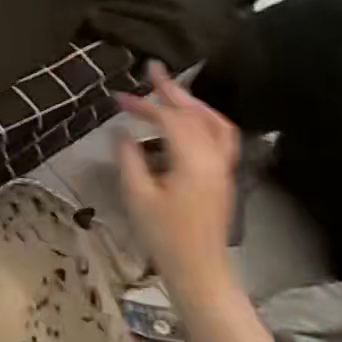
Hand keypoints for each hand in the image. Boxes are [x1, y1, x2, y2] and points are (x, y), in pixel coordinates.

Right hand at [114, 62, 239, 293]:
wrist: (199, 270)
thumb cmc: (164, 236)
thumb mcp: (137, 197)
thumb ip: (129, 159)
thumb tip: (122, 133)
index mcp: (193, 160)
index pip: (170, 119)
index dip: (144, 104)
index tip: (118, 96)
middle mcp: (214, 158)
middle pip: (196, 114)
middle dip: (173, 91)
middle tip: (151, 71)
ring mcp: (223, 167)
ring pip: (213, 123)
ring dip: (191, 103)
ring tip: (170, 92)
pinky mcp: (222, 177)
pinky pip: (219, 137)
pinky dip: (204, 121)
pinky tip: (188, 123)